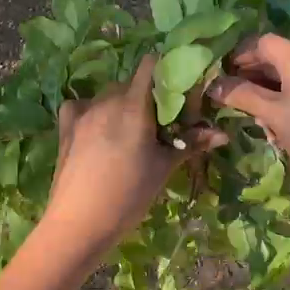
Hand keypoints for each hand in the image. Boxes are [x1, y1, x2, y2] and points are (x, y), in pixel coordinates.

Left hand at [46, 57, 221, 255]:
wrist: (80, 223)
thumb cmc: (129, 195)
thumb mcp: (164, 168)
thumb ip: (191, 143)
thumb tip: (223, 134)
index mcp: (134, 105)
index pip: (151, 65)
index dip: (165, 71)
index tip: (177, 91)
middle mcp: (107, 100)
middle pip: (132, 83)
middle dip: (147, 96)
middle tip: (158, 124)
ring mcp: (83, 112)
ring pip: (108, 94)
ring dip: (122, 104)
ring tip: (130, 134)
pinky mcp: (65, 126)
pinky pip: (81, 106)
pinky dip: (92, 111)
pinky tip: (97, 130)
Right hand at [206, 35, 289, 195]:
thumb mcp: (273, 114)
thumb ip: (242, 95)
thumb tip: (213, 84)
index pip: (262, 42)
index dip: (239, 55)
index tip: (220, 76)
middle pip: (274, 59)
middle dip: (250, 77)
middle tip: (230, 99)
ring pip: (287, 79)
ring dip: (266, 95)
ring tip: (255, 120)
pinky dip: (284, 105)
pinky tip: (277, 131)